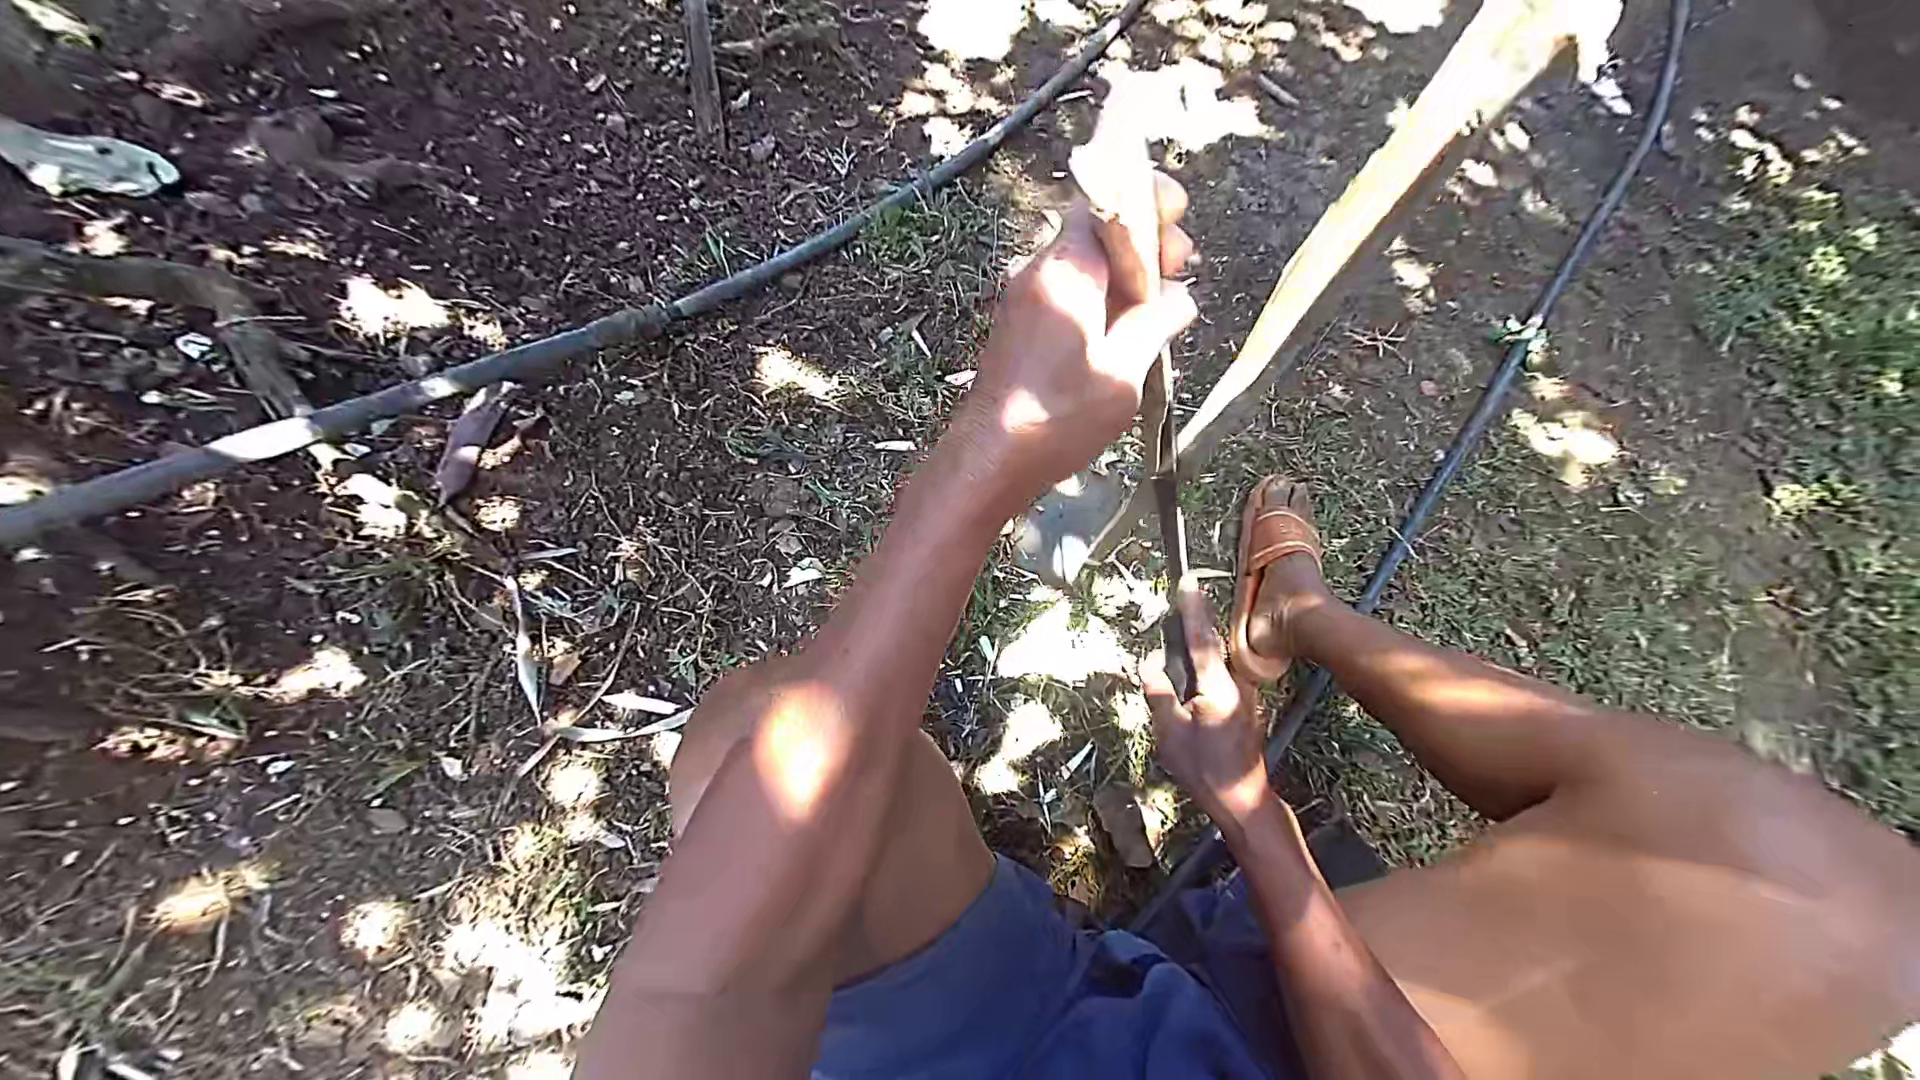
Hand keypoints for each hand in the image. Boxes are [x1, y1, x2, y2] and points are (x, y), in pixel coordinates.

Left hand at [956, 173, 1198, 504]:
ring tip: (1158, 307)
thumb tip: (1178, 299)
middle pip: (1095, 233)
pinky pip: (1065, 296)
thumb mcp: (1124, 371)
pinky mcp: (1019, 330)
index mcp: (1066, 269)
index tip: (1176, 218)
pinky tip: (1121, 331)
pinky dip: (1097, 301)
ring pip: (1082, 267)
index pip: (1104, 198)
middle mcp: (1038, 273)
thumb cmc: (1060, 417)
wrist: (991, 458)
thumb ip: (1154, 323)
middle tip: (1181, 267)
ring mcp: (1023, 302)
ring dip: (1122, 276)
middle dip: (1142, 242)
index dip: (1145, 197)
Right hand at [1142, 578, 1274, 823]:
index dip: (1192, 610)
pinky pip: (1219, 673)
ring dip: (1199, 639)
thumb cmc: (1204, 770)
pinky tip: (1189, 664)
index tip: (1187, 582)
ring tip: (1181, 622)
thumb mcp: (1171, 732)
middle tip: (1183, 592)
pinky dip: (1203, 660)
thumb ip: (1160, 693)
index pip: (1201, 640)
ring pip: (1216, 659)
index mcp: (1218, 688)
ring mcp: (1243, 696)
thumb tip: (1149, 664)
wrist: (1243, 800)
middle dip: (1196, 617)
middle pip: (1211, 643)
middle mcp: (1236, 685)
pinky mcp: (1242, 706)